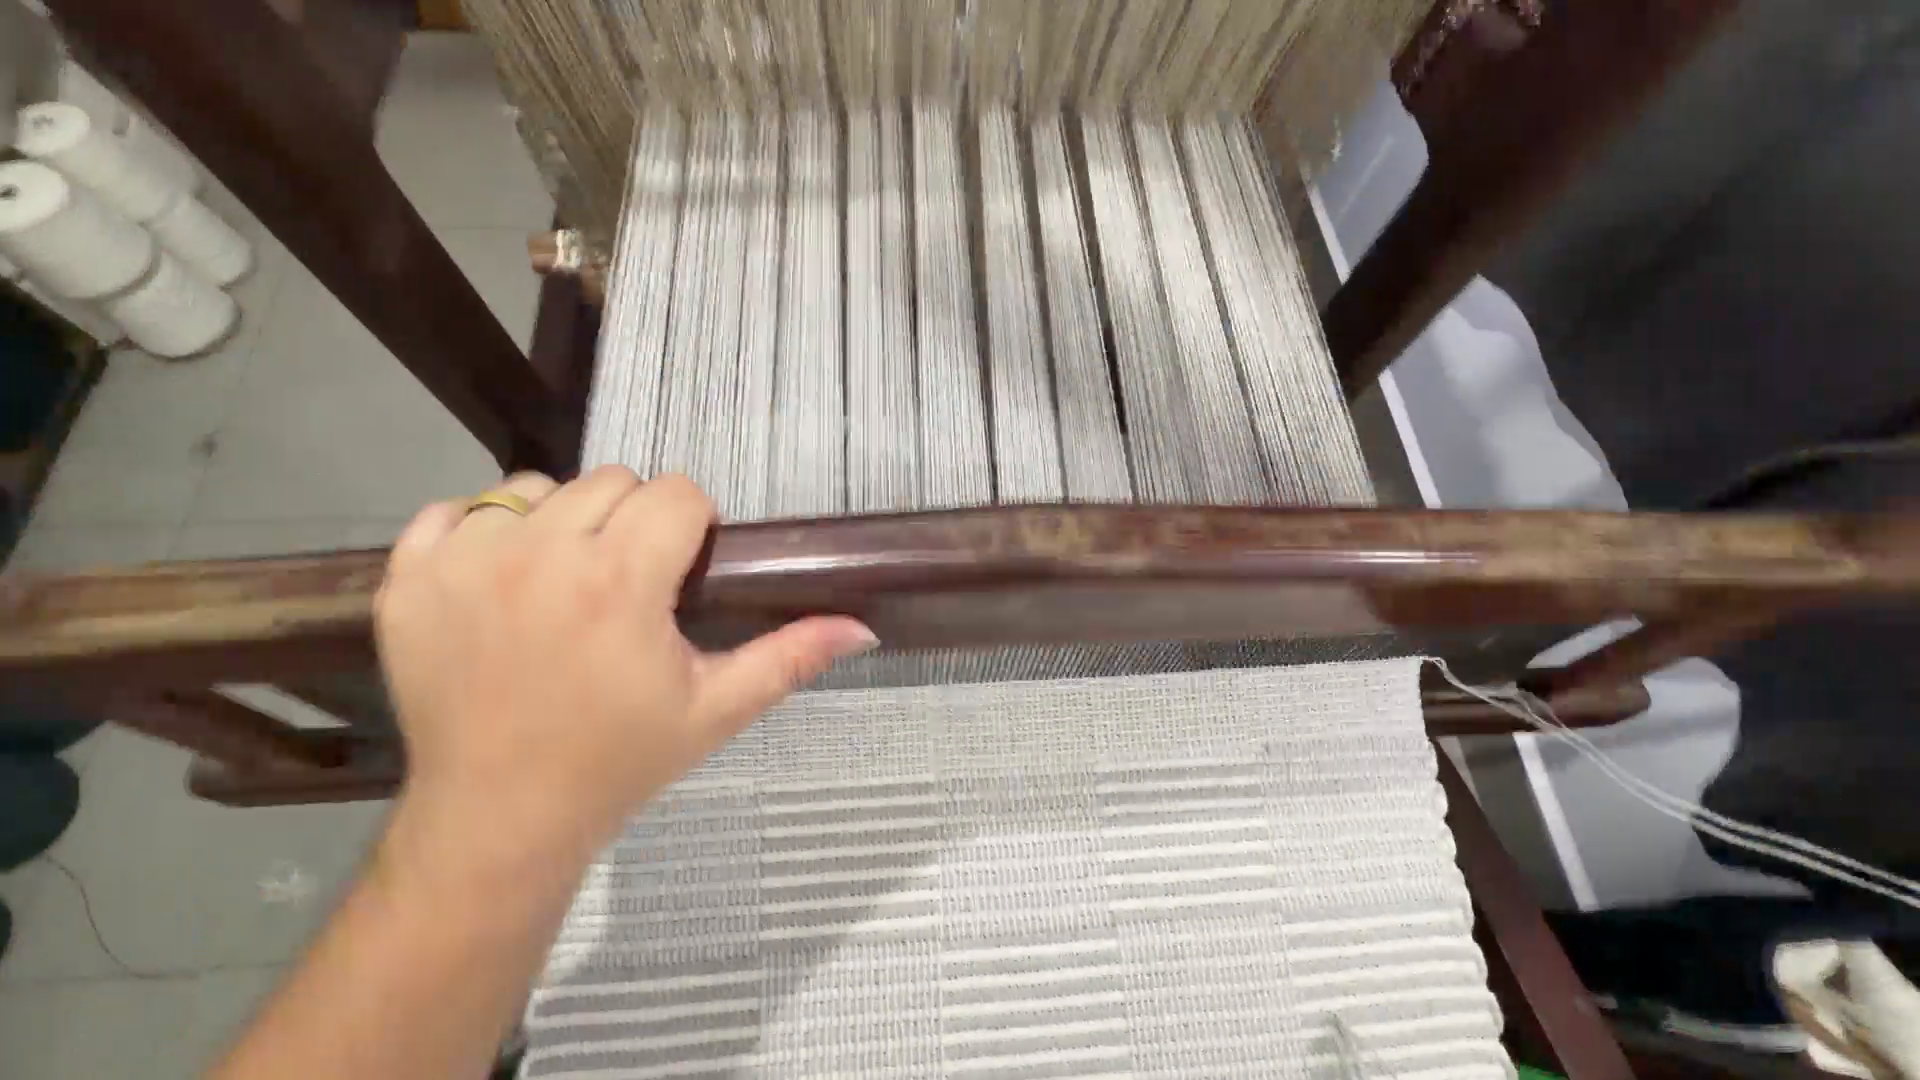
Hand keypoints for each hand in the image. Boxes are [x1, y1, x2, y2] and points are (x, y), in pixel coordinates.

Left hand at [373, 468, 876, 862]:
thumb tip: (864, 627)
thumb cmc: (619, 762)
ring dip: (561, 523)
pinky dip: (481, 536)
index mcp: (619, 580)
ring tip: (564, 587)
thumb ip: (790, 657)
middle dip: (633, 523)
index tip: (683, 574)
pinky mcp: (408, 578)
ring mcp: (464, 561)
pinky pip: (455, 513)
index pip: (677, 492)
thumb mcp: (716, 710)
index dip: (693, 528)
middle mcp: (539, 552)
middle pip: (613, 481)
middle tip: (629, 589)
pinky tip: (499, 587)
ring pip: (537, 488)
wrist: (499, 817)